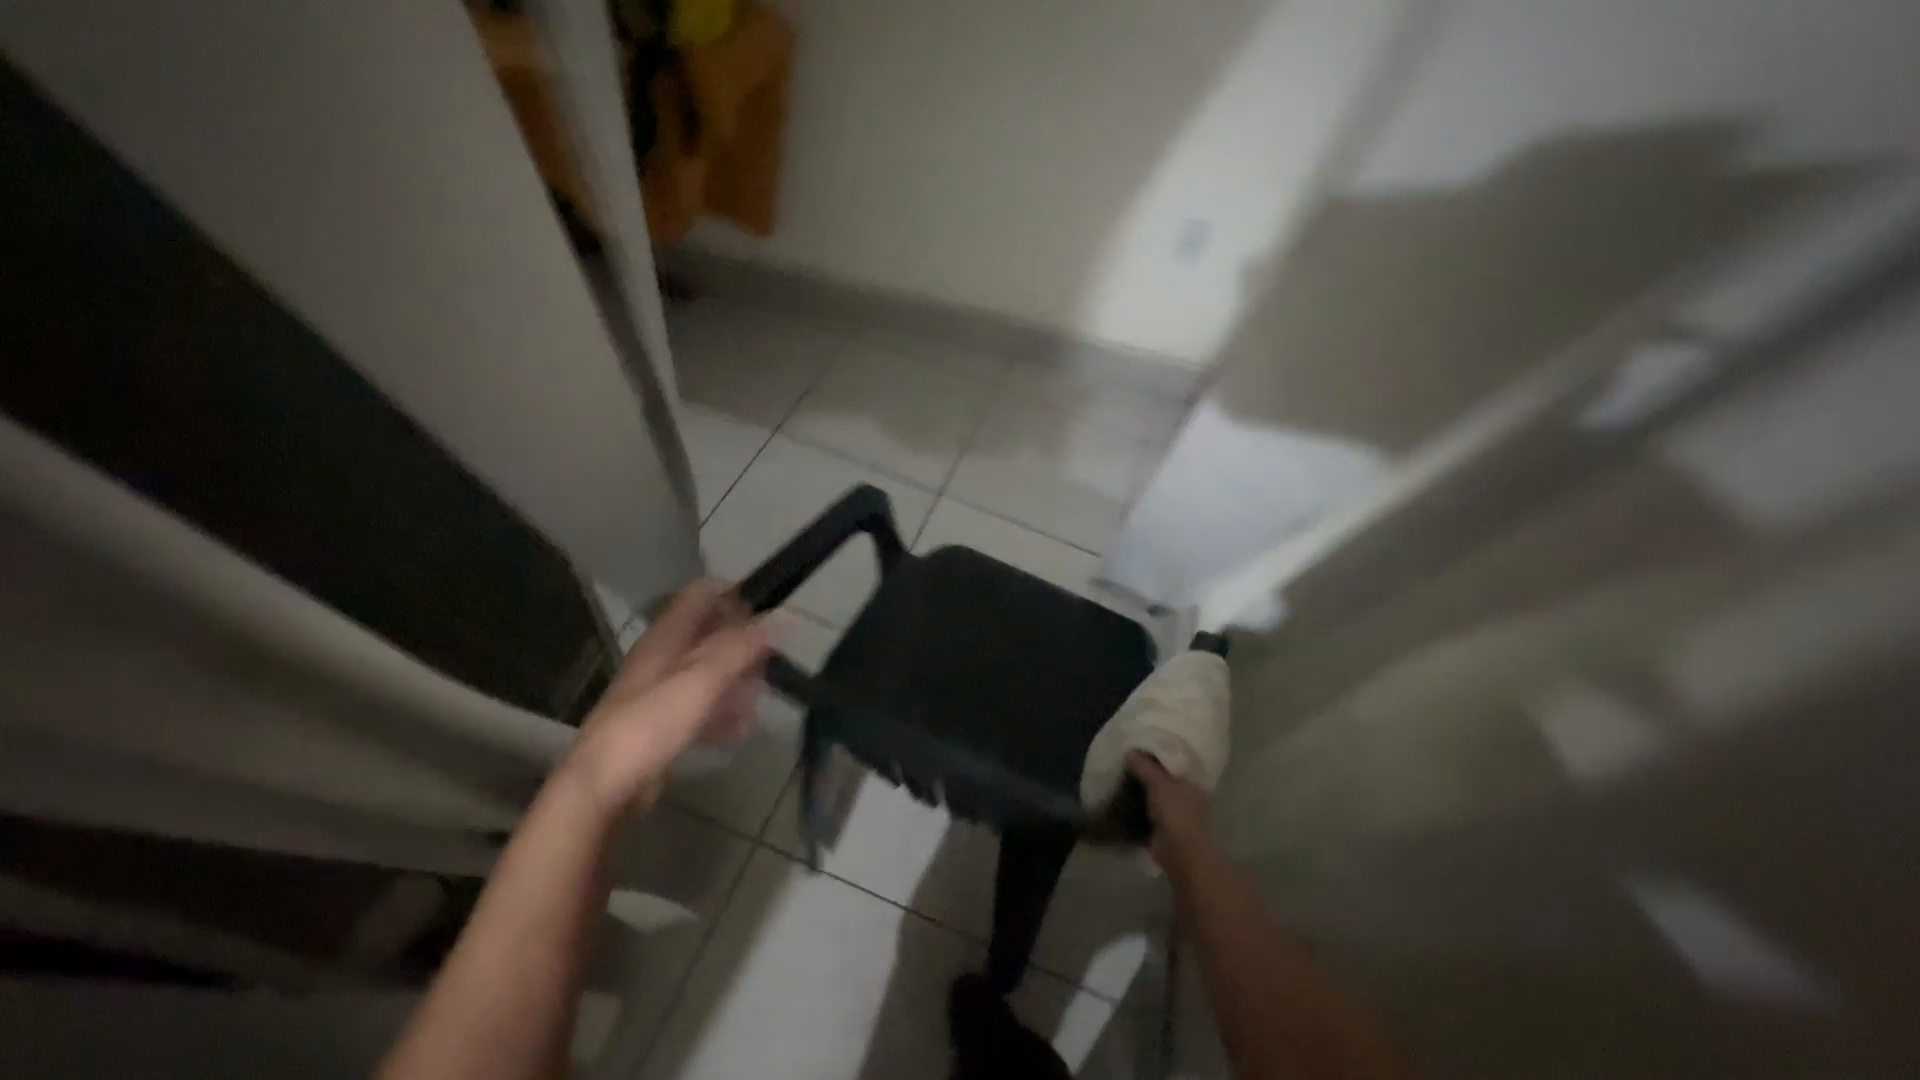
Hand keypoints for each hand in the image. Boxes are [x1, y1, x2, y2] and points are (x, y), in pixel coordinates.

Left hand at [558, 580, 769, 817]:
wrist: (605, 785)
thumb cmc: (652, 723)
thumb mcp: (703, 679)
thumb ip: (742, 646)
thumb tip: (783, 617)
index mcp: (667, 636)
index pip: (703, 594)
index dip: (736, 596)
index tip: (770, 614)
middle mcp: (662, 657)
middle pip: (709, 633)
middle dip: (743, 644)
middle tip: (772, 662)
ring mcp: (660, 691)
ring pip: (708, 672)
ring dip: (737, 679)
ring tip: (762, 696)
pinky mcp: (662, 725)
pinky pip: (701, 707)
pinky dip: (723, 711)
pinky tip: (743, 728)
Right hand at [1127, 751, 1213, 870]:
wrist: (1181, 854)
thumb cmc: (1176, 813)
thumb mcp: (1159, 784)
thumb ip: (1145, 767)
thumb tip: (1131, 751)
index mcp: (1191, 782)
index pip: (1173, 763)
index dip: (1156, 756)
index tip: (1136, 750)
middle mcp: (1186, 797)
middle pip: (1163, 780)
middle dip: (1145, 775)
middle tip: (1123, 766)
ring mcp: (1176, 816)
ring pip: (1155, 799)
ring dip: (1140, 794)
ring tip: (1118, 783)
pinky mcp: (1164, 831)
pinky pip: (1148, 816)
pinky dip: (1136, 812)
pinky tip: (1121, 805)